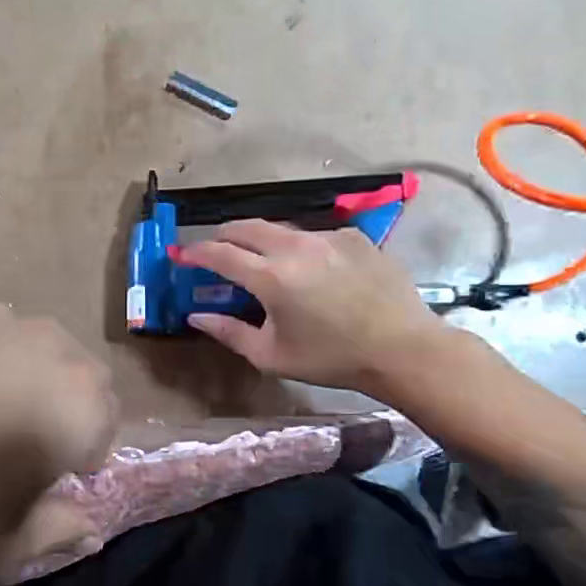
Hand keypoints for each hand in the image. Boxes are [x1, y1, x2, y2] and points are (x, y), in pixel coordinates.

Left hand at [0, 302, 116, 585]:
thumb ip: (59, 536)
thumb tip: (89, 524)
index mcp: (75, 404)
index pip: (108, 433)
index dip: (76, 469)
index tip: (32, 493)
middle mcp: (44, 344)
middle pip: (77, 383)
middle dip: (57, 419)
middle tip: (1, 463)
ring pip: (30, 355)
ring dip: (18, 387)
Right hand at [177, 220, 451, 392]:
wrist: (402, 349)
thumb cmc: (331, 358)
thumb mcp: (271, 355)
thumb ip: (229, 332)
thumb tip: (196, 316)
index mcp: (271, 277)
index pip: (220, 253)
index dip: (195, 253)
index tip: (182, 256)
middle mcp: (296, 247)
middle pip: (247, 227)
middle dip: (223, 235)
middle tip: (215, 249)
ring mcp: (328, 237)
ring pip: (281, 229)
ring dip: (261, 240)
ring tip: (260, 259)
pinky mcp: (354, 237)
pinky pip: (315, 236)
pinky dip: (299, 248)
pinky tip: (309, 269)